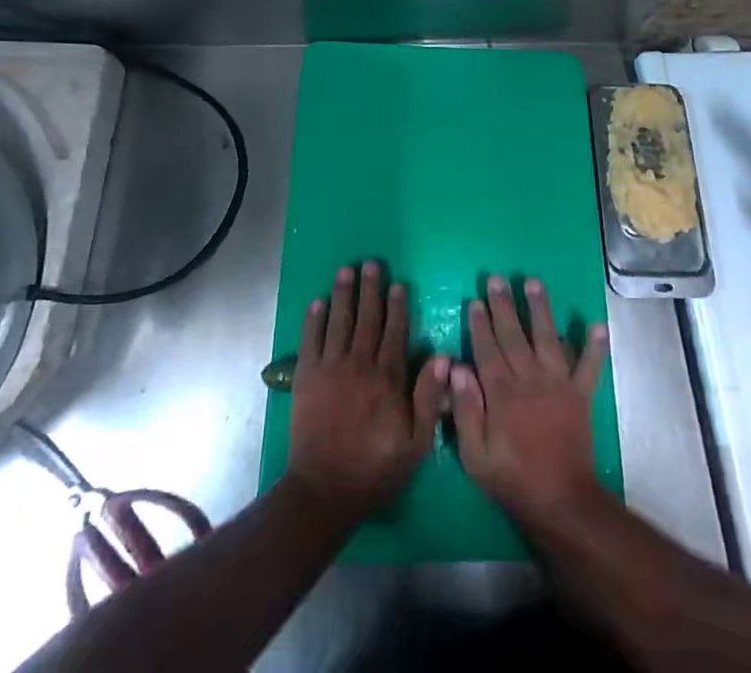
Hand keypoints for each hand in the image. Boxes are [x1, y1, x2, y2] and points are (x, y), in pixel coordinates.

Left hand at [286, 262, 449, 515]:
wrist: (325, 487)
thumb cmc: (376, 467)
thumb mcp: (417, 442)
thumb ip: (430, 397)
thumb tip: (444, 358)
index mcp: (388, 378)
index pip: (395, 332)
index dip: (397, 306)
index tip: (399, 283)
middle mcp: (359, 364)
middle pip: (367, 319)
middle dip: (370, 289)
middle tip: (371, 264)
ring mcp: (330, 368)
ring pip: (338, 322)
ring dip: (343, 295)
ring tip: (346, 271)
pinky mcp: (306, 377)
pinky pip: (310, 340)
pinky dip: (313, 320)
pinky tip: (318, 302)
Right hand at [450, 275, 610, 519]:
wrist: (561, 499)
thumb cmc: (512, 478)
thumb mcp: (474, 454)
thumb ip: (465, 410)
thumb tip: (457, 369)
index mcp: (502, 394)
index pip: (487, 350)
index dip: (481, 325)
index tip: (476, 301)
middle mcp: (530, 381)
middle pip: (514, 336)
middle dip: (504, 306)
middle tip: (497, 279)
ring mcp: (559, 385)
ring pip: (548, 339)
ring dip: (541, 310)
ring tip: (534, 283)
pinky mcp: (581, 396)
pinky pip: (590, 367)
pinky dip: (595, 347)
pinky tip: (597, 325)